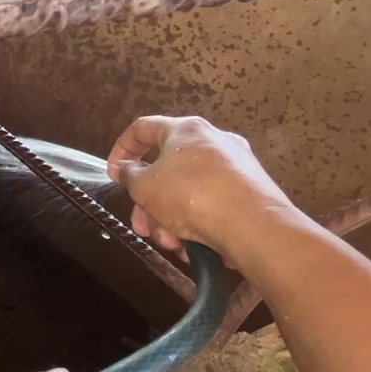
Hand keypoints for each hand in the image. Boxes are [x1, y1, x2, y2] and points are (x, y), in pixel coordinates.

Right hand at [106, 115, 297, 260]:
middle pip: (165, 168)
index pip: (141, 128)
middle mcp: (214, 141)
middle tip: (141, 223)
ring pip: (187, 189)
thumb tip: (129, 169)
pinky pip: (211, 201)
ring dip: (168, 216)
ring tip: (168, 241)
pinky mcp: (251, 191)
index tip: (115, 175)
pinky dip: (196, 219)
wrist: (255, 228)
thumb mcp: (143, 186)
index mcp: (186, 130)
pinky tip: (191, 243)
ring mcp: (237, 166)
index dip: (120, 150)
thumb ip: (129, 174)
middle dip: (147, 201)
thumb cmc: (191, 197)